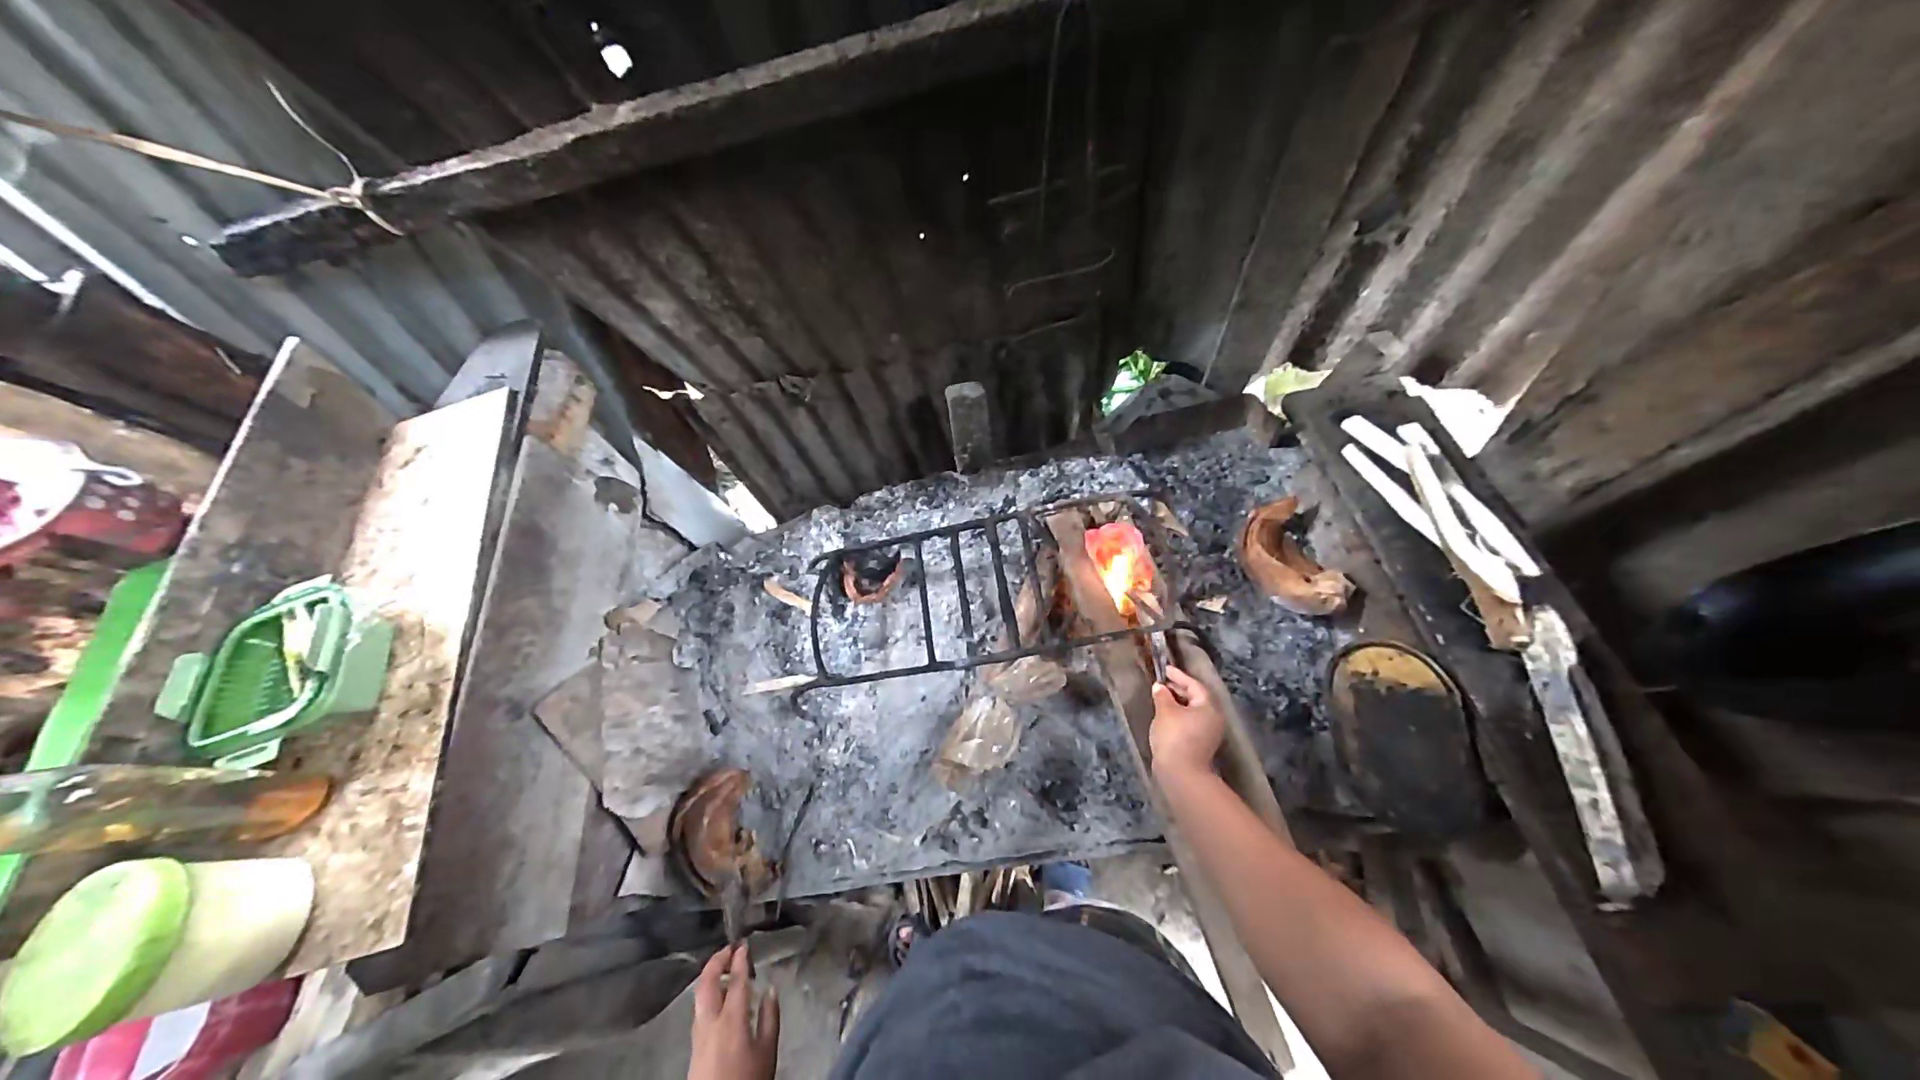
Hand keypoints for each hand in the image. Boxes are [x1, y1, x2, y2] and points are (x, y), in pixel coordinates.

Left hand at [689, 942, 778, 1079]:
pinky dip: (708, 993)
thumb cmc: (748, 1079)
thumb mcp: (768, 1051)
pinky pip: (699, 1009)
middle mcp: (710, 1022)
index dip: (740, 960)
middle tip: (729, 949)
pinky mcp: (694, 1045)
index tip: (744, 945)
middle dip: (716, 962)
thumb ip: (770, 1018)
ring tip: (725, 968)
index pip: (736, 981)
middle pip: (706, 983)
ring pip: (699, 996)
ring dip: (710, 976)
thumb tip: (770, 990)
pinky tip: (720, 997)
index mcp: (731, 1020)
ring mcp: (698, 1034)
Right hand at [1150, 666, 1224, 784]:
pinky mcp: (1201, 743)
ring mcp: (1209, 732)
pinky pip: (1190, 722)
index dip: (1179, 676)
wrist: (1181, 773)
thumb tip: (1160, 687)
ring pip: (1193, 711)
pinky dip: (1179, 715)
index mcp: (1208, 706)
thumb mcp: (1165, 711)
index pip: (1194, 685)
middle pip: (1196, 697)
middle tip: (1162, 683)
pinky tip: (1165, 716)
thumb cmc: (1174, 736)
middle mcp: (1213, 717)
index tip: (1165, 669)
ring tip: (1161, 698)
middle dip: (1178, 689)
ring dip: (1178, 703)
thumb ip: (1162, 695)